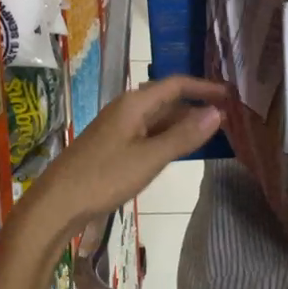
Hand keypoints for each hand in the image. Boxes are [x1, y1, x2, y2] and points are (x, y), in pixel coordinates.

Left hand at [25, 76, 225, 234]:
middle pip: (167, 100)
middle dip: (196, 105)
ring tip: (210, 133)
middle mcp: (127, 108)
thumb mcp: (149, 158)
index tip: (230, 94)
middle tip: (227, 117)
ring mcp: (118, 127)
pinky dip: (168, 137)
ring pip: (158, 118)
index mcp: (135, 103)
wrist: (57, 204)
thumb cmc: (104, 177)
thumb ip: (183, 136)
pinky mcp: (113, 146)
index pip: (176, 84)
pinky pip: (148, 133)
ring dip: (183, 123)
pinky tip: (178, 149)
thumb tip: (217, 112)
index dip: (204, 87)